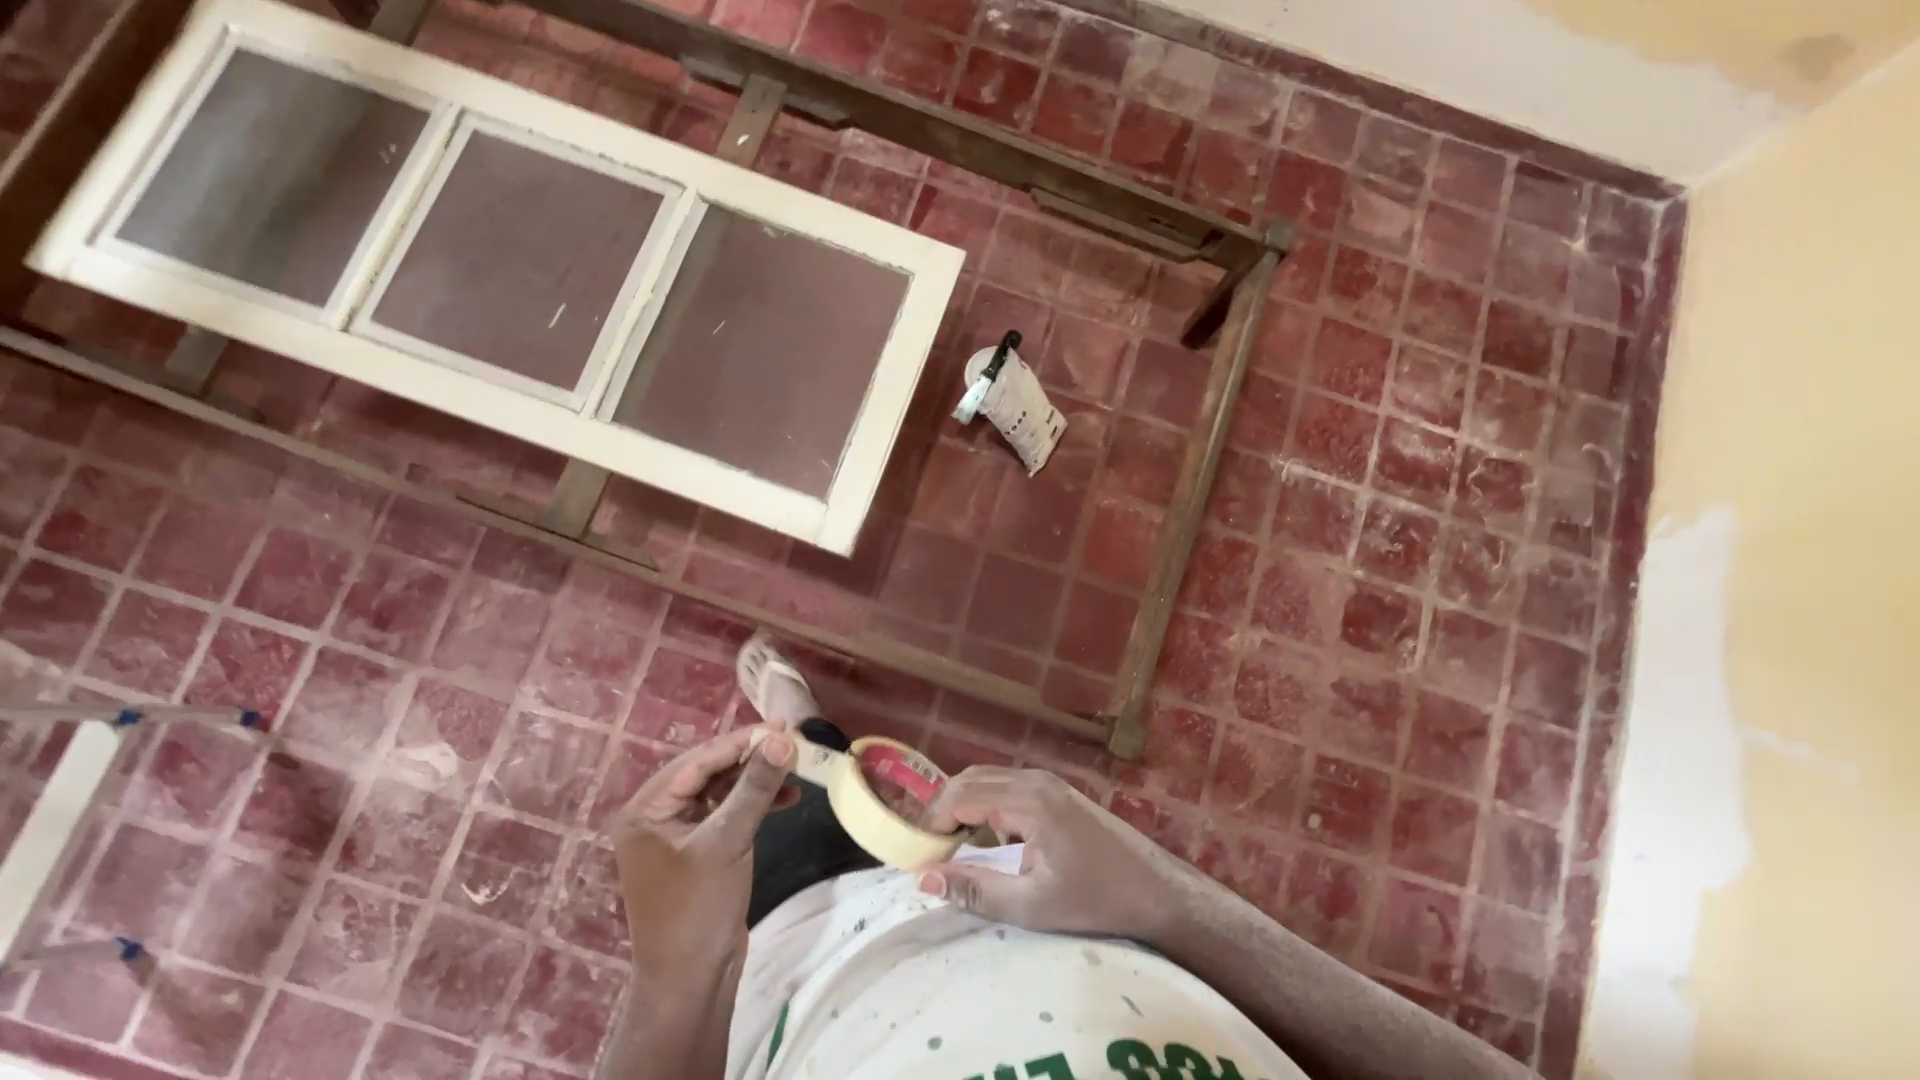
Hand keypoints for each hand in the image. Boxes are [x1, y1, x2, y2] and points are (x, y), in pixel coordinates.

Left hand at [606, 724, 795, 969]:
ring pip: (721, 792)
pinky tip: (786, 798)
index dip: (740, 742)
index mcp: (645, 810)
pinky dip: (754, 805)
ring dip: (756, 780)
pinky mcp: (699, 852)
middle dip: (750, 758)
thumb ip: (754, 788)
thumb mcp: (726, 842)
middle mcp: (655, 817)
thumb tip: (781, 739)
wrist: (691, 982)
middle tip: (791, 741)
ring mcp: (677, 835)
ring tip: (796, 767)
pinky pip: (727, 814)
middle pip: (708, 772)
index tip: (781, 726)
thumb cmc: (697, 909)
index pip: (697, 761)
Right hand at [915, 766, 1198, 944]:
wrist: (1156, 890)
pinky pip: (1006, 786)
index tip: (917, 853)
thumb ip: (976, 890)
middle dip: (942, 809)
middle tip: (928, 849)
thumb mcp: (1032, 905)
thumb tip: (924, 878)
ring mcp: (1048, 783)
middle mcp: (1036, 780)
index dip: (932, 821)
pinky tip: (986, 838)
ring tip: (951, 846)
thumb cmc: (1096, 900)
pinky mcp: (1056, 792)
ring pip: (987, 779)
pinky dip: (984, 804)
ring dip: (963, 805)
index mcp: (1029, 801)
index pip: (961, 794)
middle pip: (970, 779)